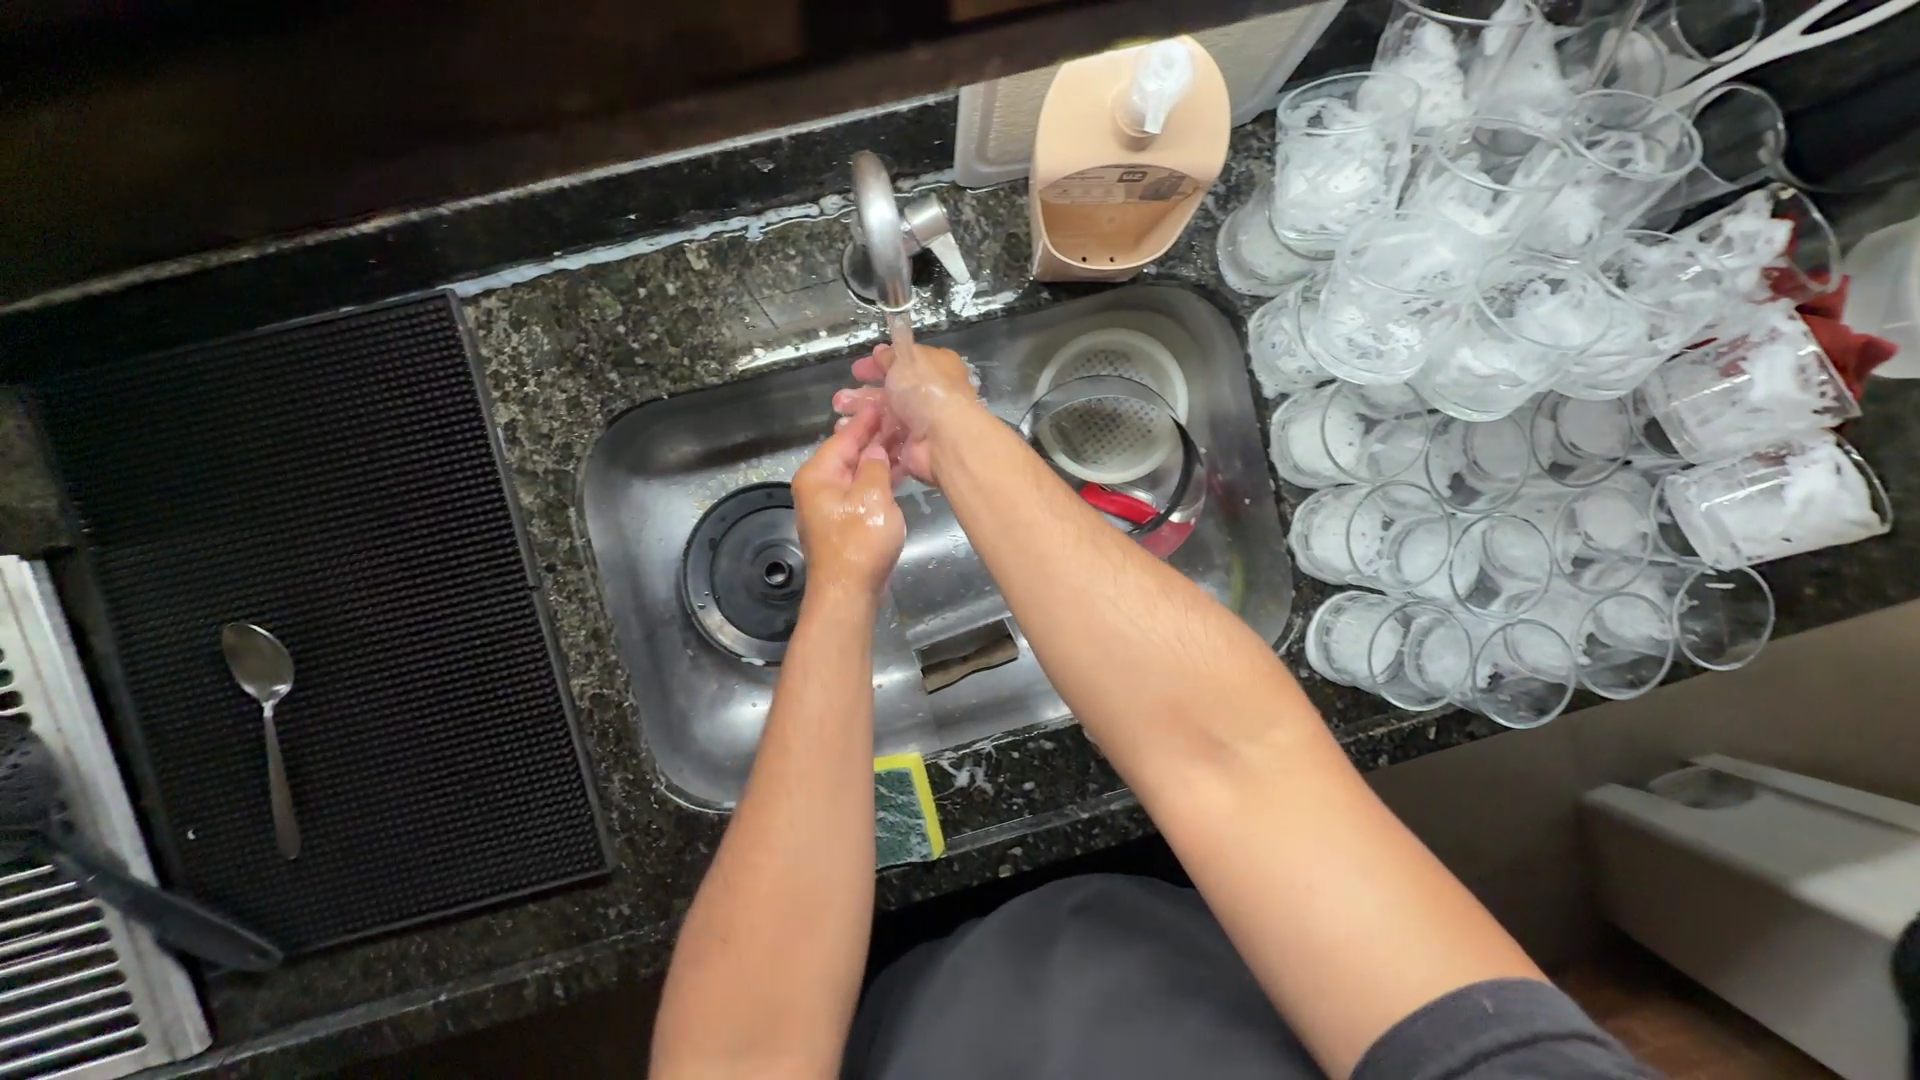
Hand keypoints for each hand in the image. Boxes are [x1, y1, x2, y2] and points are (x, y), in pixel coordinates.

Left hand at [792, 405, 905, 599]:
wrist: (848, 592)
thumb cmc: (859, 543)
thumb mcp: (873, 496)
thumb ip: (875, 466)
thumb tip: (876, 449)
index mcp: (817, 475)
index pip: (844, 437)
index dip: (866, 421)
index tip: (883, 402)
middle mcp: (817, 487)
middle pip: (847, 454)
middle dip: (872, 438)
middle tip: (899, 419)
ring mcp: (827, 507)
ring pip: (854, 474)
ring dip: (877, 460)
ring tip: (903, 442)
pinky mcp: (841, 523)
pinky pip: (858, 492)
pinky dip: (875, 481)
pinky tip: (895, 474)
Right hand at [832, 343, 980, 486]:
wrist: (944, 438)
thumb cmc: (926, 390)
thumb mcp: (905, 361)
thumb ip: (890, 356)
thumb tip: (881, 352)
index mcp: (934, 369)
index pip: (903, 365)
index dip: (877, 367)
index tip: (855, 371)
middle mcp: (930, 396)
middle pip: (891, 395)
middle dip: (863, 397)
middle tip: (839, 401)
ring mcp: (922, 425)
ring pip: (886, 421)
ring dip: (863, 421)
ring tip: (841, 424)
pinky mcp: (913, 450)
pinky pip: (888, 445)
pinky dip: (871, 443)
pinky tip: (853, 441)